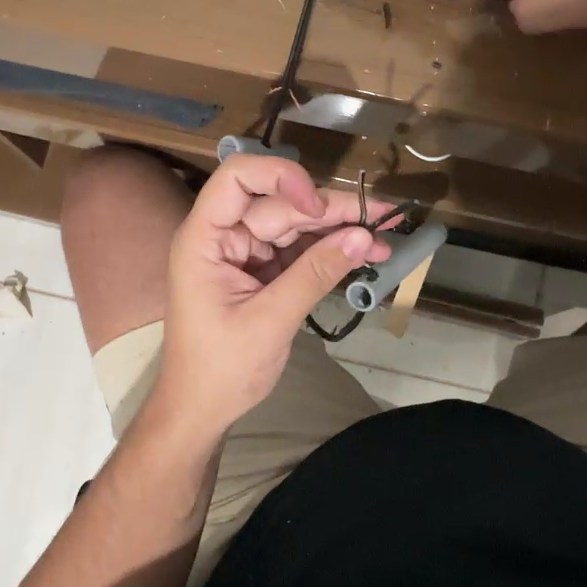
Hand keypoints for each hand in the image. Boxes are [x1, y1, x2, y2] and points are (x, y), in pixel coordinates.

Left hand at [152, 155, 395, 436]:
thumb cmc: (221, 368)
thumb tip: (362, 237)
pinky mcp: (264, 272)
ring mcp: (245, 254)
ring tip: (385, 237)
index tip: (318, 206)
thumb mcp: (269, 321)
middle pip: (279, 203)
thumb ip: (314, 275)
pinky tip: (367, 254)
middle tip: (382, 217)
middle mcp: (224, 237)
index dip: (280, 177)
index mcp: (204, 239)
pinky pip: (301, 251)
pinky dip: (332, 252)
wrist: (202, 409)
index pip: (237, 179)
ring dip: (339, 230)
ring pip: (296, 225)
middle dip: (329, 210)